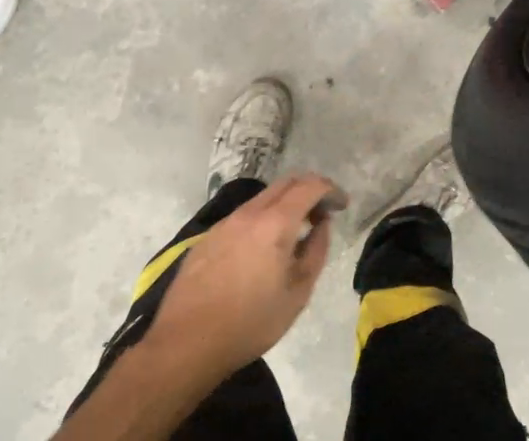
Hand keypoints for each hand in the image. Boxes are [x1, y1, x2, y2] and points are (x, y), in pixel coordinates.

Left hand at [143, 175, 347, 377]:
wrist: (185, 346)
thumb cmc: (250, 323)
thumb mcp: (298, 292)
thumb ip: (316, 251)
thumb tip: (321, 225)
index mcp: (275, 223)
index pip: (310, 186)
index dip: (331, 190)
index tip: (342, 206)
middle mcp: (248, 214)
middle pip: (286, 183)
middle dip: (309, 190)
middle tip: (322, 212)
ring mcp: (223, 225)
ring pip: (262, 199)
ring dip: (284, 205)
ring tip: (293, 233)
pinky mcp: (206, 240)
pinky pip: (242, 217)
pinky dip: (262, 219)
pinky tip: (261, 249)